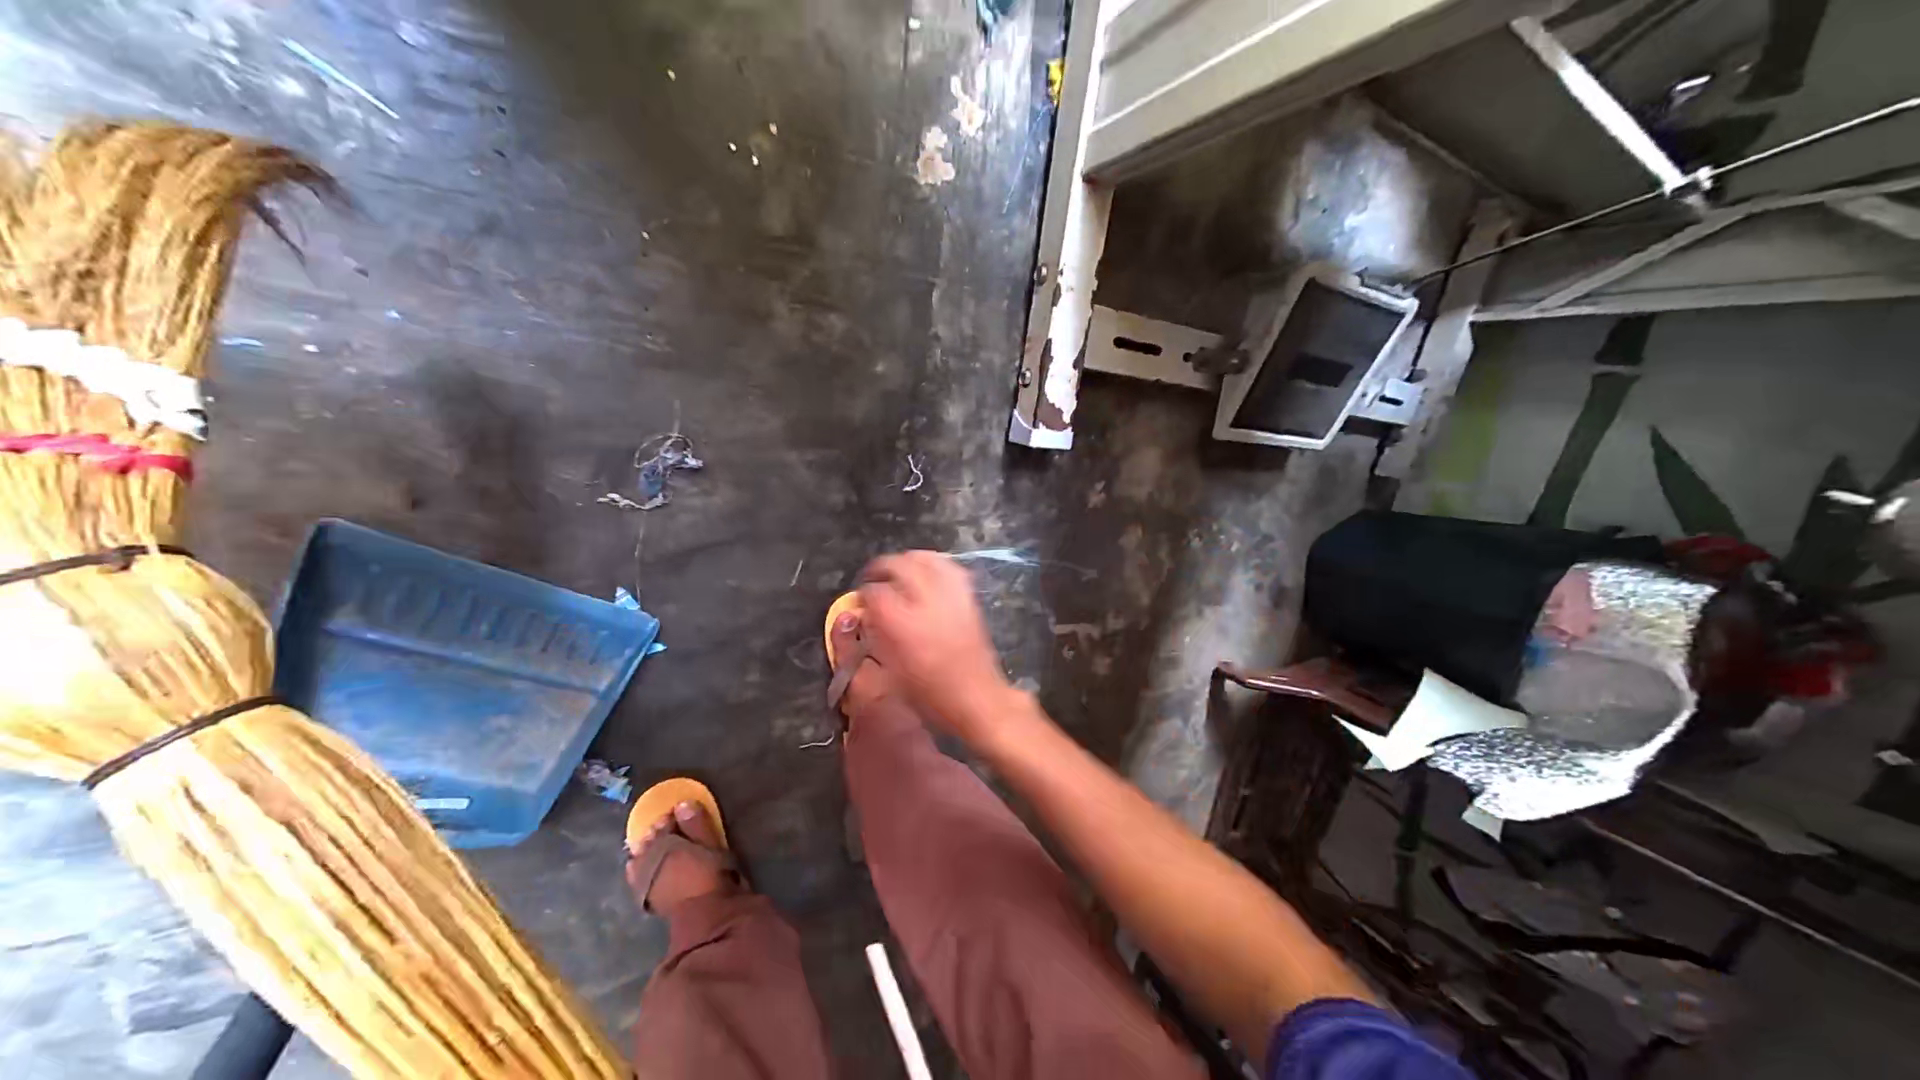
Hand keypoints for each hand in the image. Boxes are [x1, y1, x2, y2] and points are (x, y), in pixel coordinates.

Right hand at [857, 551, 1014, 738]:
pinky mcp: (968, 597)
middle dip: (880, 569)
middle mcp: (925, 602)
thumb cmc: (930, 695)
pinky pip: (949, 568)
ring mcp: (950, 596)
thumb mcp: (891, 672)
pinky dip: (934, 564)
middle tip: (873, 581)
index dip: (862, 594)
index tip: (860, 601)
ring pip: (925, 559)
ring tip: (898, 573)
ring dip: (907, 561)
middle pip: (898, 565)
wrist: (977, 698)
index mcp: (901, 624)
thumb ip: (877, 636)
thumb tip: (867, 616)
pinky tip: (926, 573)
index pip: (874, 592)